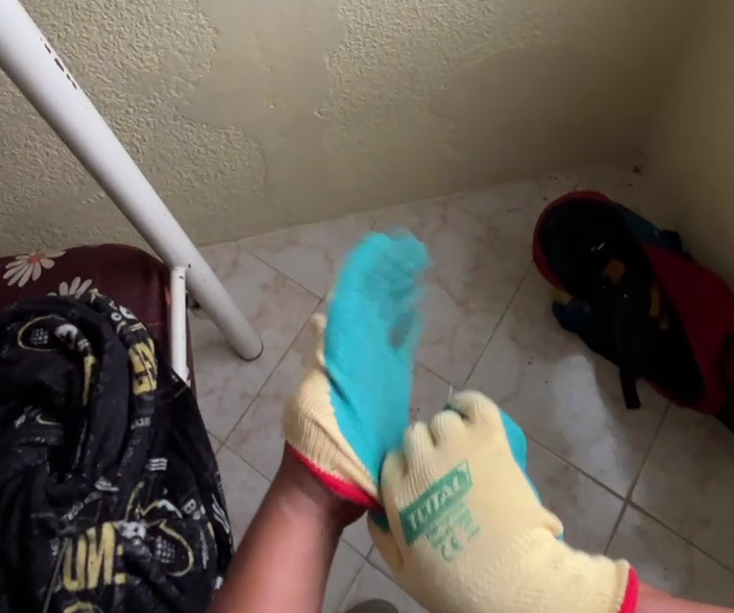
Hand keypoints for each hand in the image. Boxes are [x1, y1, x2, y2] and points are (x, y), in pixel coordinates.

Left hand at [280, 232, 427, 505]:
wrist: (330, 486)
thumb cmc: (320, 442)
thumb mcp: (316, 395)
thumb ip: (324, 358)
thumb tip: (323, 317)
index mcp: (342, 347)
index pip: (355, 297)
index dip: (369, 270)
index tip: (386, 246)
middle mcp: (357, 349)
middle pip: (375, 302)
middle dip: (390, 274)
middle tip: (412, 251)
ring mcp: (373, 365)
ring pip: (387, 319)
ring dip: (399, 292)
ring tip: (417, 269)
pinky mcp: (389, 385)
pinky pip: (399, 347)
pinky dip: (406, 326)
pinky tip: (415, 309)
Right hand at [369, 392, 637, 612]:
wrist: (509, 582)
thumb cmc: (458, 585)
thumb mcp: (406, 572)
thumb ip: (384, 539)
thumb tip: (375, 514)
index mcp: (398, 493)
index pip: (392, 459)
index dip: (408, 469)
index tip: (423, 483)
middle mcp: (421, 461)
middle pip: (414, 436)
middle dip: (428, 451)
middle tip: (447, 470)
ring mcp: (455, 445)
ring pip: (442, 421)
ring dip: (450, 434)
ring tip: (464, 451)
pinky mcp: (488, 437)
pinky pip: (474, 403)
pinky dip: (468, 404)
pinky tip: (468, 413)